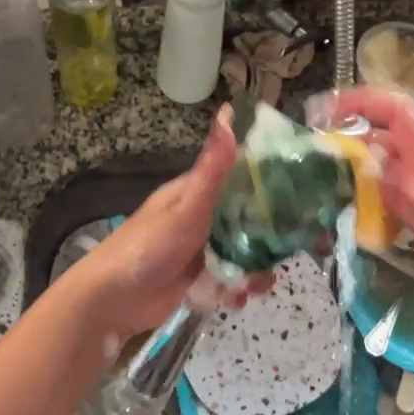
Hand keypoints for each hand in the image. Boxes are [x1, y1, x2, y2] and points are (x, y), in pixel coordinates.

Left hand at [62, 106, 267, 338]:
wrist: (112, 300)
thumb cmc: (149, 246)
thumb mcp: (187, 206)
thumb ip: (212, 167)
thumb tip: (228, 113)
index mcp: (196, 192)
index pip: (240, 178)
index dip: (269, 184)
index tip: (301, 194)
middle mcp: (200, 217)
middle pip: (246, 219)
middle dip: (267, 236)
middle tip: (290, 249)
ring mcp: (198, 249)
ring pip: (240, 252)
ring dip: (254, 268)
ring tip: (261, 283)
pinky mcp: (196, 280)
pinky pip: (227, 280)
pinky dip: (236, 289)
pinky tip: (238, 299)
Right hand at [325, 86, 413, 322]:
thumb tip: (371, 162)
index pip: (398, 112)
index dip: (359, 101)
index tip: (320, 113)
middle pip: (380, 135)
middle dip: (342, 138)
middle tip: (305, 163)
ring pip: (379, 164)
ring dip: (347, 168)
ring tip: (314, 190)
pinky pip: (385, 192)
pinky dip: (361, 196)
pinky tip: (343, 218)